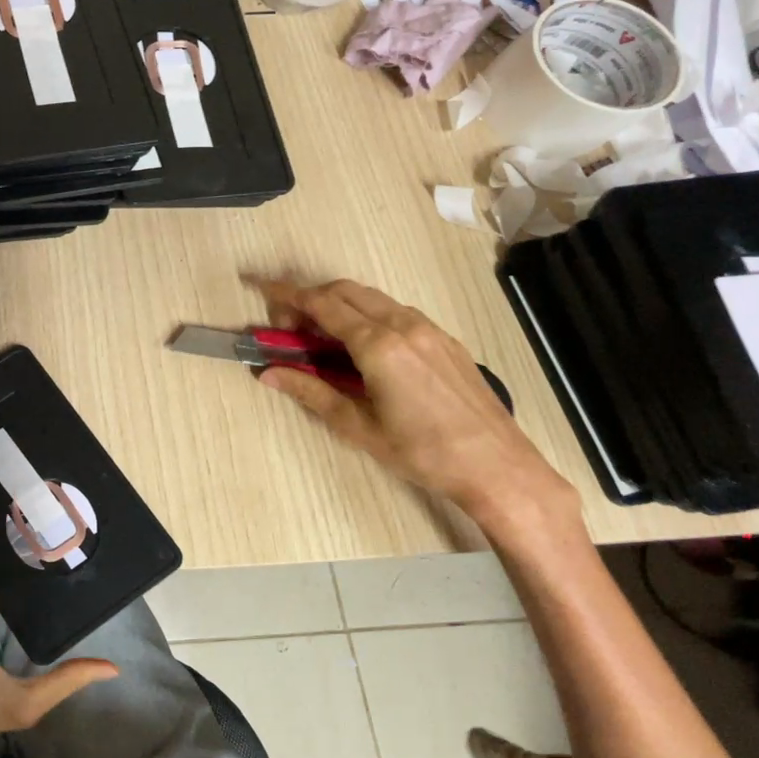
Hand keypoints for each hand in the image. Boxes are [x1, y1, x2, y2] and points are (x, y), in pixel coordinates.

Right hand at [253, 279, 580, 537]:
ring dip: (339, 306)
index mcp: (378, 346)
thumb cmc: (421, 452)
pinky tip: (359, 347)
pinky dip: (366, 315)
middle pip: (346, 291)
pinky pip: (396, 312)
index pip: (322, 304)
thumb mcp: (356, 426)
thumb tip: (268, 373)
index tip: (261, 290)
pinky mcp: (445, 341)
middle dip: (310, 298)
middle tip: (287, 327)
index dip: (287, 295)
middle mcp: (404, 326)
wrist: (497, 467)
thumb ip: (310, 391)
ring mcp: (429, 331)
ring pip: (373, 299)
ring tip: (318, 338)